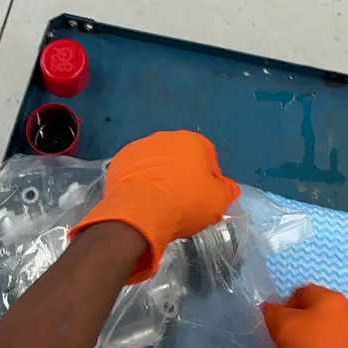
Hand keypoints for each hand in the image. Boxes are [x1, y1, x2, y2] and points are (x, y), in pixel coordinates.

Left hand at [70, 130, 239, 281]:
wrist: (140, 211)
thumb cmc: (185, 203)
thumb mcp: (218, 201)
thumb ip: (227, 190)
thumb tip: (228, 187)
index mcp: (192, 140)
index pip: (208, 157)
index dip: (209, 179)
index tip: (205, 198)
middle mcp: (166, 137)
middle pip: (181, 157)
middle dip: (183, 175)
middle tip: (183, 201)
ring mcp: (140, 146)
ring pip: (156, 162)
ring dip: (160, 177)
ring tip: (160, 203)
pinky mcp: (119, 160)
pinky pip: (135, 171)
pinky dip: (139, 182)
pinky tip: (142, 200)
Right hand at [261, 285, 347, 347]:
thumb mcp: (283, 328)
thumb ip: (273, 312)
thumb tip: (273, 310)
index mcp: (331, 297)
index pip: (299, 293)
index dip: (285, 309)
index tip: (279, 329)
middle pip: (314, 311)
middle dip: (299, 325)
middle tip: (290, 344)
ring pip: (326, 330)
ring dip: (313, 340)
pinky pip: (337, 347)